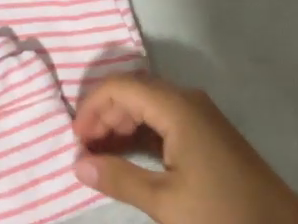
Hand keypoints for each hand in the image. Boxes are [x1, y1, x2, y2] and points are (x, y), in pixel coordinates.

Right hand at [72, 74, 297, 223]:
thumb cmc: (222, 212)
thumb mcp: (165, 202)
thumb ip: (119, 178)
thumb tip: (78, 163)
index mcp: (176, 106)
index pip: (121, 86)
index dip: (92, 107)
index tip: (74, 140)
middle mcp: (187, 99)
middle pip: (134, 91)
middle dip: (104, 115)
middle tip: (83, 150)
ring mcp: (200, 114)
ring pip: (148, 105)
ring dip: (121, 124)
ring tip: (99, 156)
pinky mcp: (207, 132)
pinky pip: (164, 119)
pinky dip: (141, 133)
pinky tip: (128, 158)